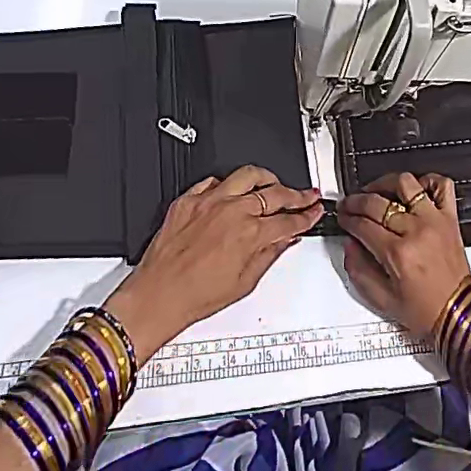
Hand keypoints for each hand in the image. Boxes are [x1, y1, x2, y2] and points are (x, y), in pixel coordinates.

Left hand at [104, 166, 321, 358]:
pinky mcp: (188, 200)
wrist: (157, 296)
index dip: (307, 215)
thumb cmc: (194, 296)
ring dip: (267, 178)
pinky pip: (213, 180)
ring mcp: (209, 202)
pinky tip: (233, 190)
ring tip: (274, 183)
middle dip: (297, 195)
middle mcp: (231, 212)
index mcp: (250, 234)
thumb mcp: (245, 282)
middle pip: (276, 193)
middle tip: (305, 196)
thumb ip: (270, 254)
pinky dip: (228, 183)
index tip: (313, 212)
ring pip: (248, 175)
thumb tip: (285, 240)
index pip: (289, 219)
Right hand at [338, 173, 470, 339]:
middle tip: (350, 205)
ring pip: (406, 184)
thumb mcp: (381, 299)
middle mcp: (417, 231)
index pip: (362, 224)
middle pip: (377, 202)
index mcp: (398, 253)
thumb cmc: (426, 309)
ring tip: (376, 190)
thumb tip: (349, 245)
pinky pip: (441, 186)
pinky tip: (414, 187)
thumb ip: (359, 269)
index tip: (343, 218)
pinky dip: (427, 180)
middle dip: (356, 201)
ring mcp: (435, 221)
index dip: (347, 219)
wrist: (458, 313)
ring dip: (385, 183)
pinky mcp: (450, 218)